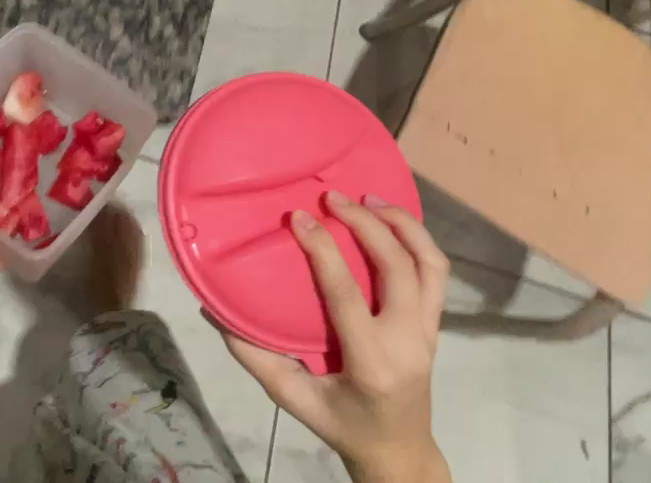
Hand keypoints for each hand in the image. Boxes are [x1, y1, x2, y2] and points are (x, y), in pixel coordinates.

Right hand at [219, 191, 450, 482]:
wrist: (400, 452)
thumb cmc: (341, 424)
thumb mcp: (293, 399)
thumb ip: (254, 357)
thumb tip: (214, 312)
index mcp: (371, 363)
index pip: (348, 295)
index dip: (324, 252)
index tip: (299, 218)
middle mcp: (408, 342)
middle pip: (398, 268)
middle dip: (367, 224)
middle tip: (332, 198)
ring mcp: (429, 332)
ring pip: (430, 265)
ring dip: (403, 225)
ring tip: (370, 198)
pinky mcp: (435, 324)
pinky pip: (435, 273)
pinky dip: (417, 239)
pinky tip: (390, 220)